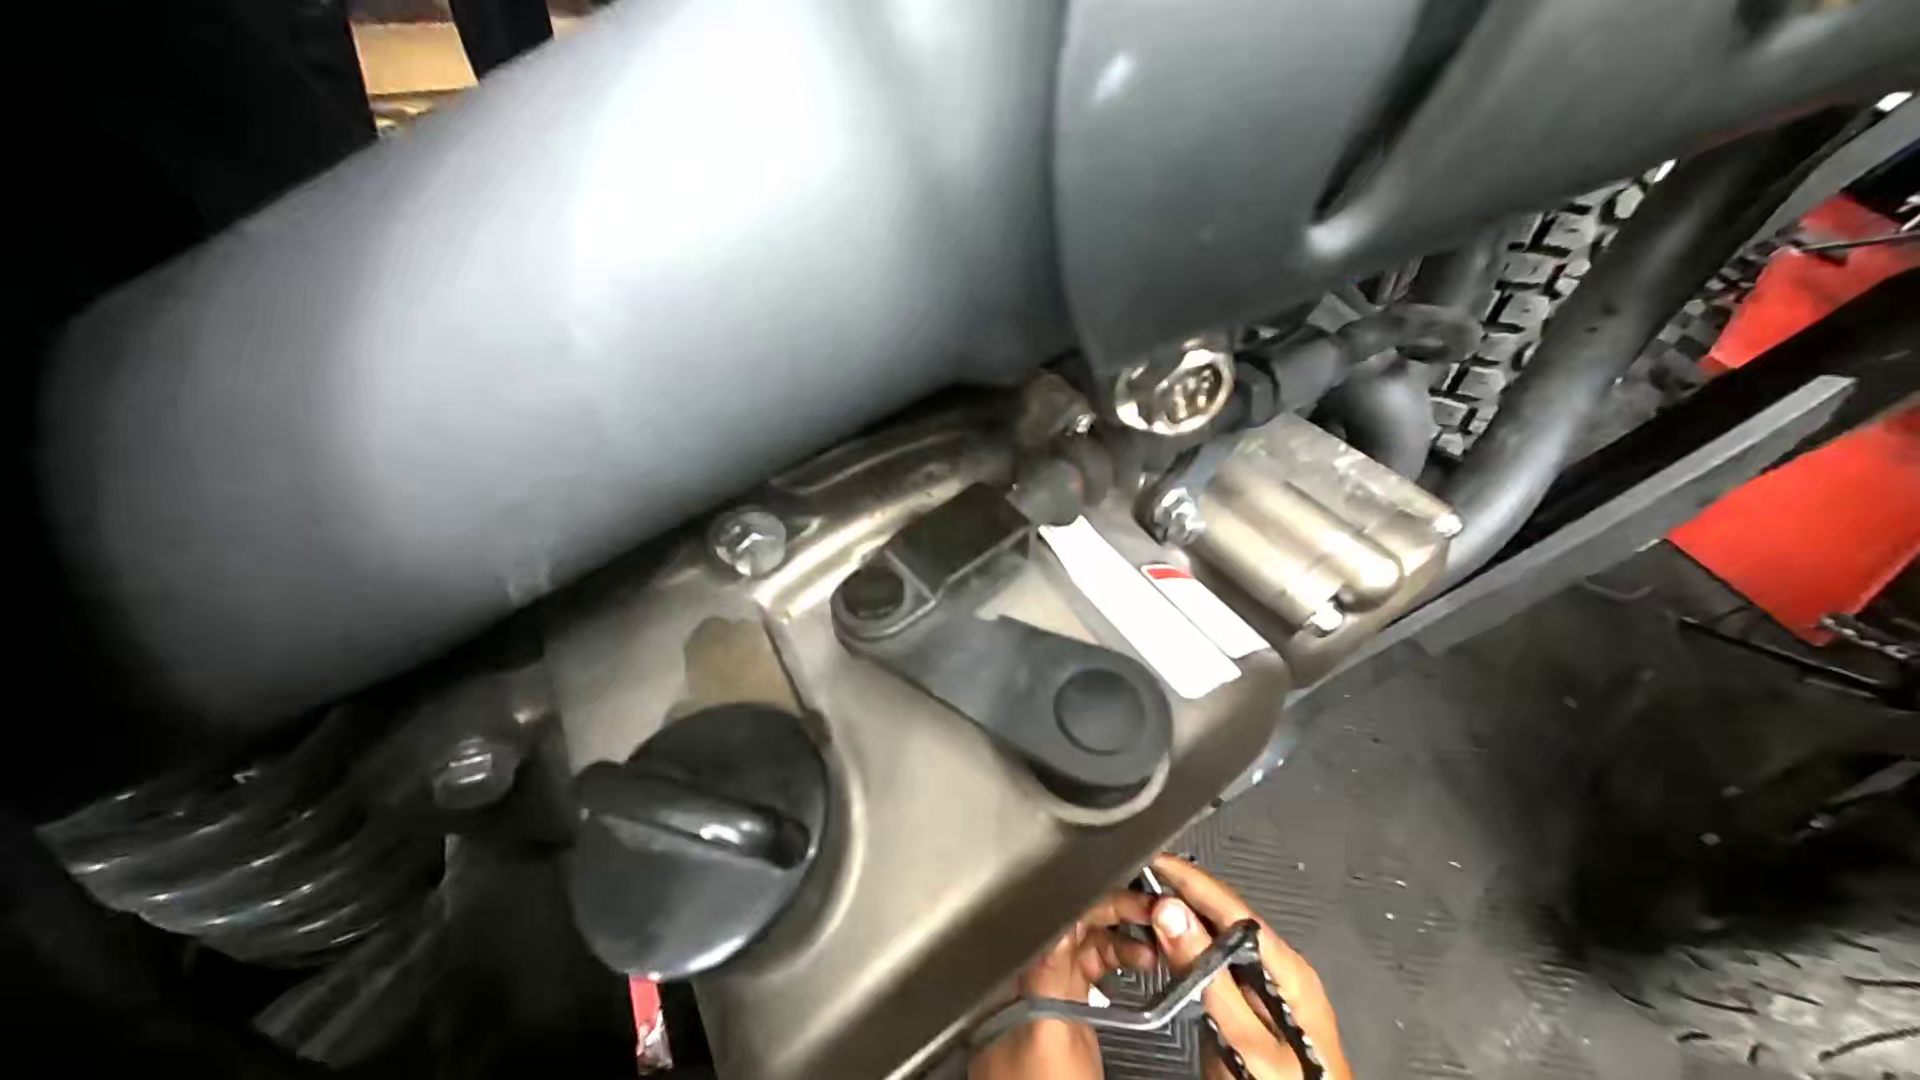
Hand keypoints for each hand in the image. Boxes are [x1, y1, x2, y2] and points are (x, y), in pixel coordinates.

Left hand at [969, 889, 1157, 1079]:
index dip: (1091, 899)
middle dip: (1112, 914)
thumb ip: (1051, 967)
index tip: (1129, 895)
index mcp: (1010, 973)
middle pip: (1068, 924)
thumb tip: (1062, 911)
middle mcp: (1024, 977)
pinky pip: (1090, 971)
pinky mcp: (1064, 1016)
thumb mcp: (1047, 1033)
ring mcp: (1044, 997)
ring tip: (1153, 945)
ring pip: (1083, 945)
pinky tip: (1138, 966)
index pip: (1051, 914)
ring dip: (1120, 939)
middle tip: (1152, 914)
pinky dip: (1116, 963)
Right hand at [1147, 855, 1351, 1079]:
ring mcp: (1266, 987)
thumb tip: (1170, 911)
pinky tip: (1165, 946)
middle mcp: (1279, 969)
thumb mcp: (1249, 1046)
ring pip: (1217, 936)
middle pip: (1224, 916)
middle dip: (1181, 894)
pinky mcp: (1253, 1005)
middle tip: (1137, 882)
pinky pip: (1215, 961)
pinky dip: (1187, 947)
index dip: (1189, 879)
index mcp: (1287, 970)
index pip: (1231, 905)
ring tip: (1143, 906)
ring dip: (1181, 919)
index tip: (1152, 859)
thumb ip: (1209, 977)